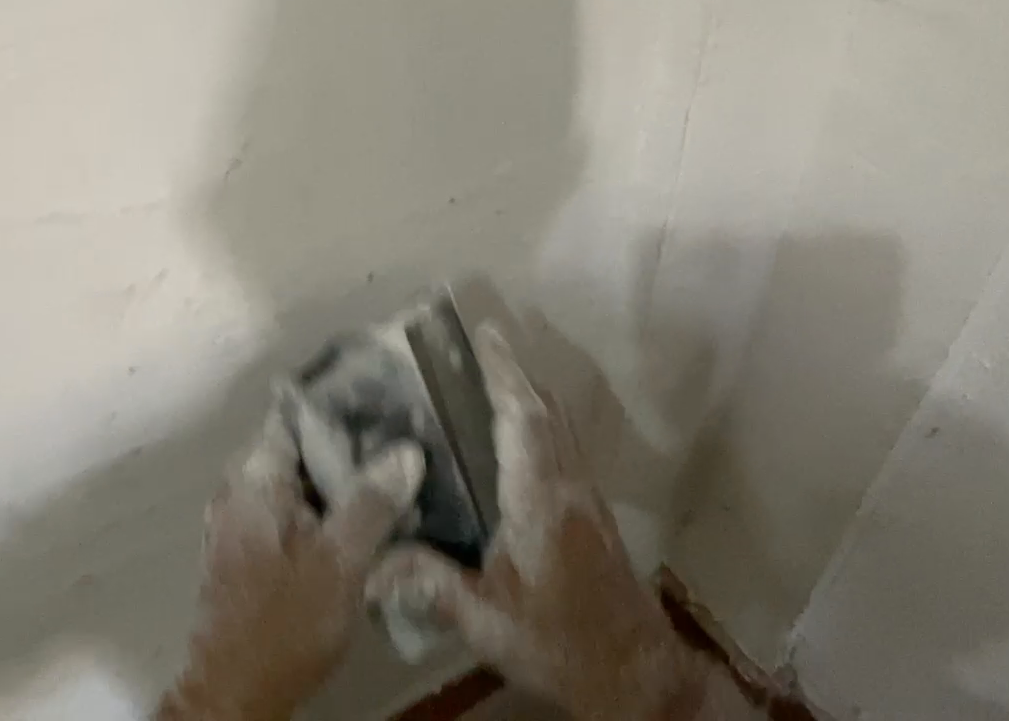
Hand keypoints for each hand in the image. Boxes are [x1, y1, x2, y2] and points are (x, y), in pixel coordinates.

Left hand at [159, 389, 425, 720]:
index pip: (295, 412)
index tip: (383, 394)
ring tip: (395, 462)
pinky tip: (368, 507)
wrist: (235, 695)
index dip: (338, 401)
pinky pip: (295, 502)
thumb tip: (407, 451)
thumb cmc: (283, 622)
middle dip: (349, 438)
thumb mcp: (338, 562)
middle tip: (402, 431)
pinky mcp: (255, 542)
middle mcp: (241, 485)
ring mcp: (245, 514)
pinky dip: (328, 499)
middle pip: (300, 442)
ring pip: (301, 474)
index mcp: (253, 476)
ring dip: (342, 472)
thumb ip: (371, 503)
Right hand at [368, 326, 698, 719]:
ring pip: (562, 422)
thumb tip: (372, 569)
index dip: (504, 373)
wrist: (636, 674)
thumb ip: (433, 585)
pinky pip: (566, 441)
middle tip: (481, 344)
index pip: (523, 419)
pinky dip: (541, 416)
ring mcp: (587, 493)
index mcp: (539, 502)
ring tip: (494, 373)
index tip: (485, 335)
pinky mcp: (594, 506)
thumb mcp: (489, 622)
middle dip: (515, 371)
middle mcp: (568, 485)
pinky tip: (517, 428)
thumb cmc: (559, 643)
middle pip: (547, 409)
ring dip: (531, 390)